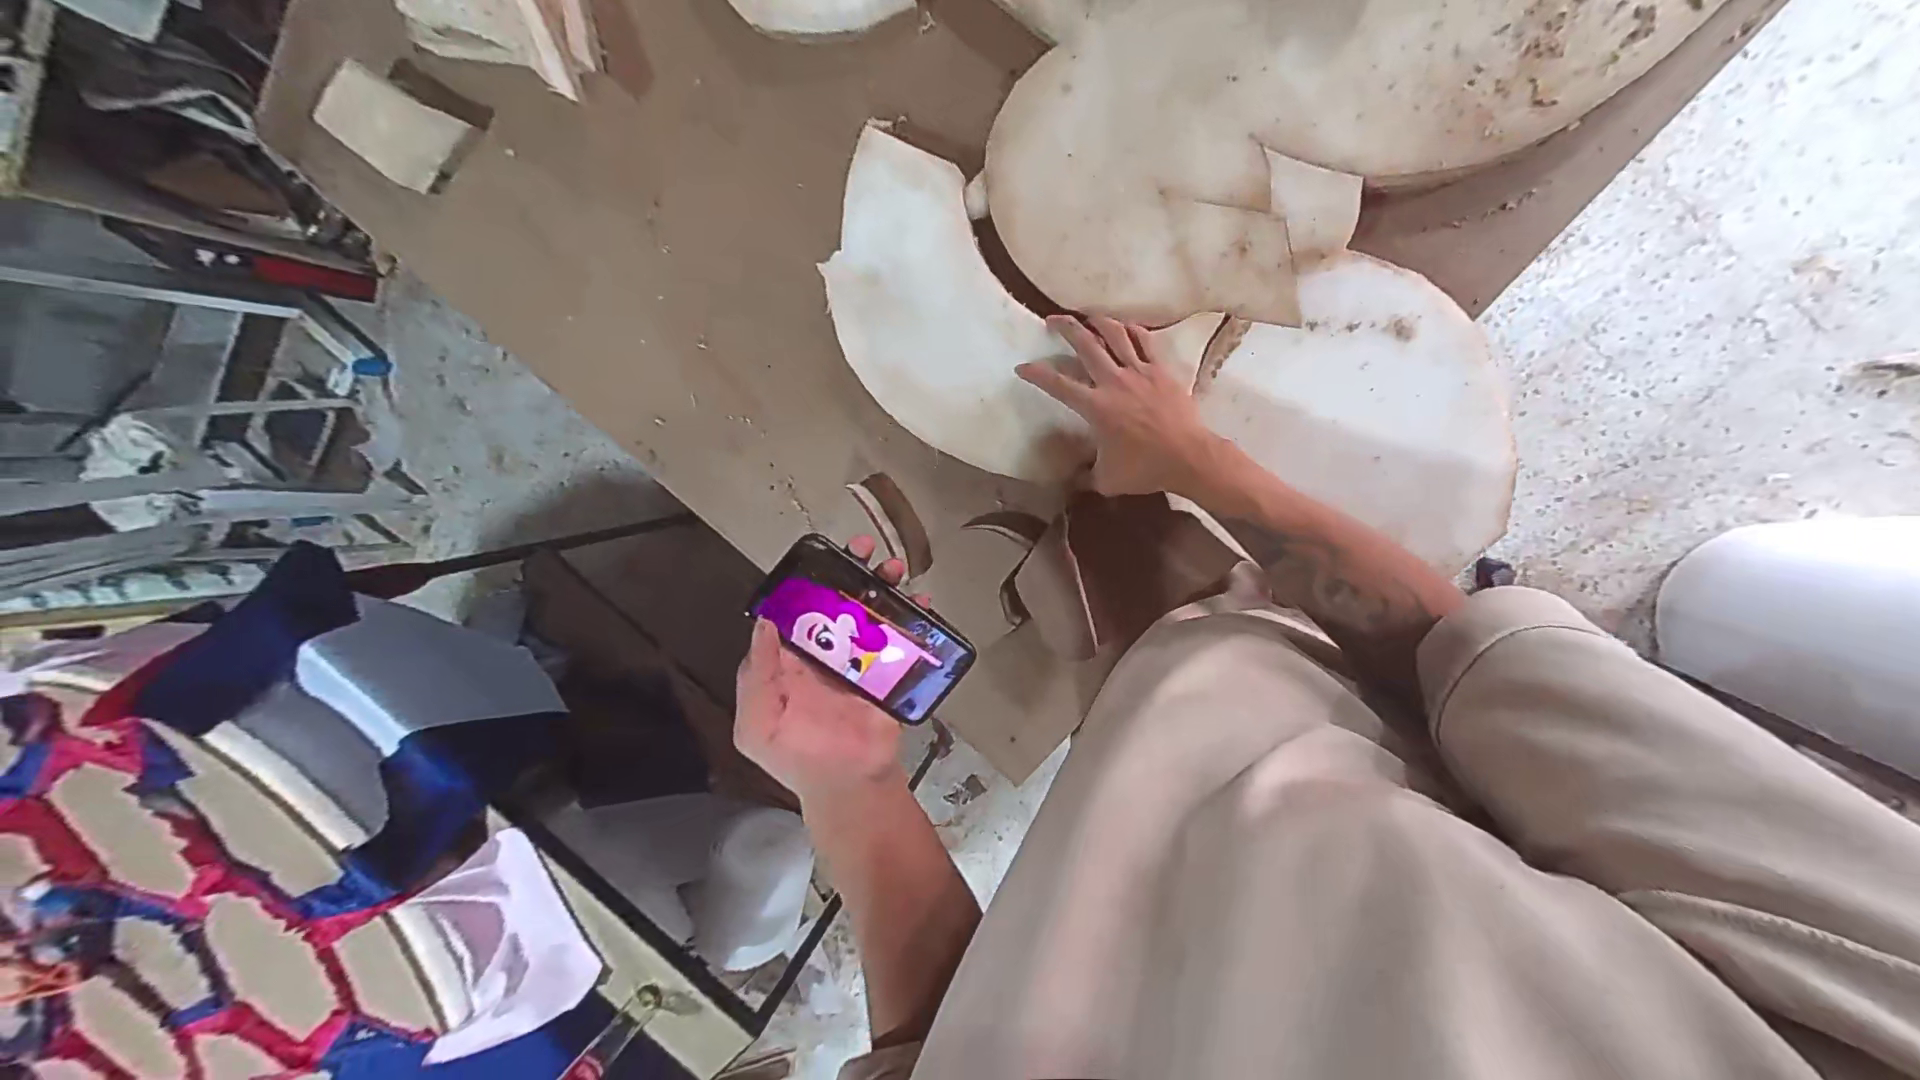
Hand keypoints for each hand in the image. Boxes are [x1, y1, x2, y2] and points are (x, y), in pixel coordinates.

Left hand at [734, 536, 925, 804]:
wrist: (849, 786)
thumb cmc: (795, 758)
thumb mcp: (758, 723)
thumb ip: (757, 675)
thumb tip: (765, 622)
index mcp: (791, 660)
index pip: (797, 611)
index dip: (807, 581)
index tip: (821, 559)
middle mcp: (825, 653)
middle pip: (839, 602)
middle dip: (850, 572)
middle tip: (864, 550)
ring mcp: (859, 660)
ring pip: (871, 612)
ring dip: (882, 586)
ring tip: (893, 571)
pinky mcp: (889, 671)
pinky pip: (900, 638)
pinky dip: (912, 617)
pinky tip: (920, 602)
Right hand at [1017, 314, 1229, 496]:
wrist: (1188, 457)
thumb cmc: (1145, 469)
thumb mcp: (1106, 480)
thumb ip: (1086, 476)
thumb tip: (1074, 480)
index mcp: (1095, 407)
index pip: (1058, 384)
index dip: (1036, 374)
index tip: (1022, 367)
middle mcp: (1113, 382)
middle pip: (1085, 345)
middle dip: (1066, 328)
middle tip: (1053, 320)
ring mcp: (1139, 372)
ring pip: (1115, 335)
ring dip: (1098, 321)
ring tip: (1087, 315)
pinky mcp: (1161, 371)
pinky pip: (1145, 341)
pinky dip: (1132, 330)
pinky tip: (1125, 327)